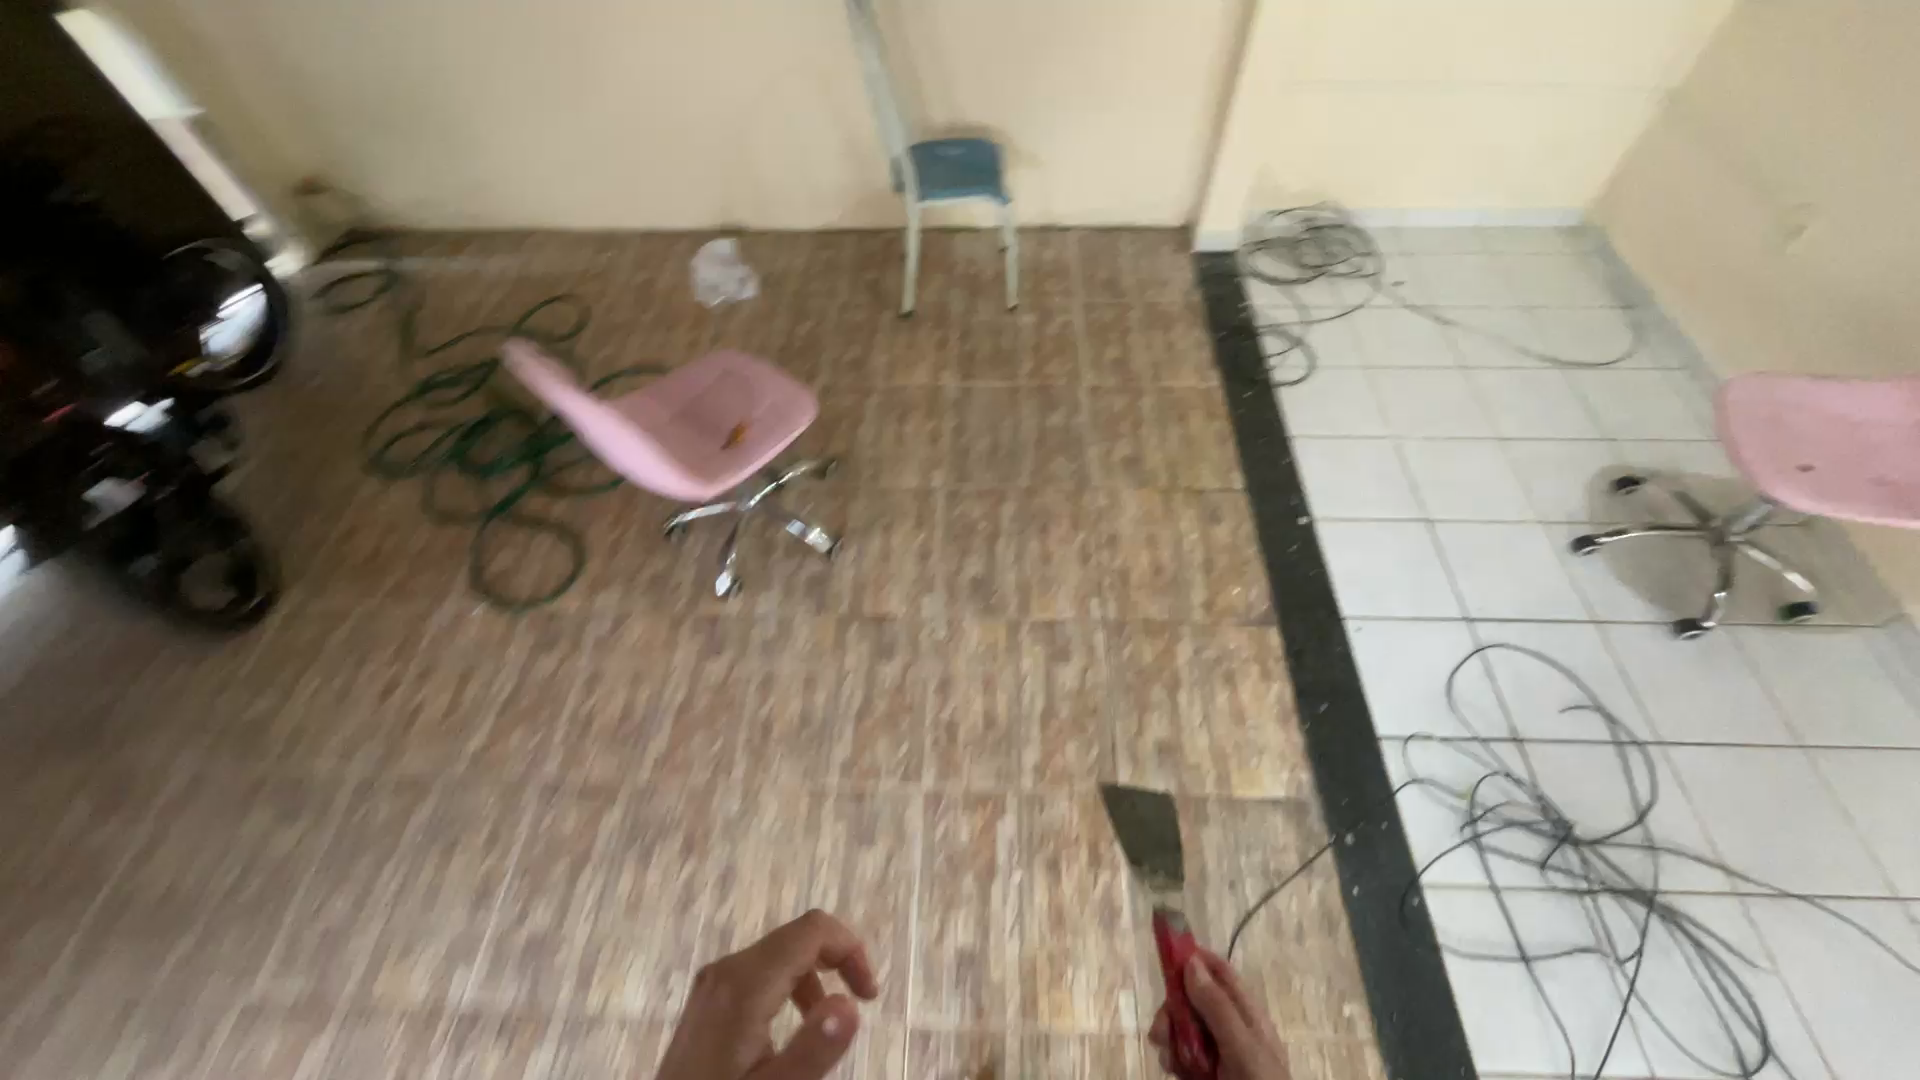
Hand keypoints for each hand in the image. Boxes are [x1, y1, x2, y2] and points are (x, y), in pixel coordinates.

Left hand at [654, 909, 880, 1079]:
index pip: (813, 929)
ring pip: (782, 953)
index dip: (851, 950)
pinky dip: (791, 987)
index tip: (869, 998)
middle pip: (799, 935)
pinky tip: (794, 1029)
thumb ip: (813, 1049)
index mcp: (746, 982)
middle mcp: (729, 968)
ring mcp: (715, 982)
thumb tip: (850, 1003)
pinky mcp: (710, 999)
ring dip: (816, 976)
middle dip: (837, 960)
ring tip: (829, 1024)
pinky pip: (762, 972)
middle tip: (860, 1006)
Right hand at [1149, 950, 1290, 1079]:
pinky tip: (1172, 1071)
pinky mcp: (1204, 1073)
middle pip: (1193, 998)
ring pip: (1183, 1026)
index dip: (1195, 957)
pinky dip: (1172, 1058)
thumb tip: (1190, 961)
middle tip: (1162, 1029)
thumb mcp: (1242, 1047)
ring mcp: (1218, 1052)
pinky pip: (1181, 1055)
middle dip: (1173, 1008)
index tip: (1167, 956)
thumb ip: (1217, 1007)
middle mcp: (1231, 1028)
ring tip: (1168, 1058)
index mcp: (1247, 1014)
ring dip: (1169, 1036)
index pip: (1220, 972)